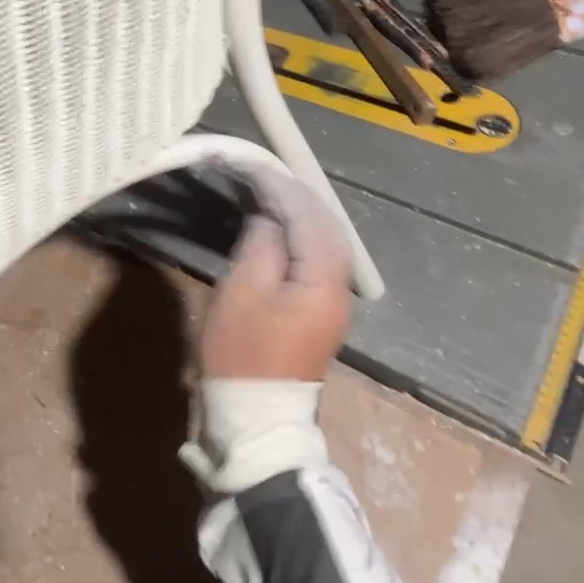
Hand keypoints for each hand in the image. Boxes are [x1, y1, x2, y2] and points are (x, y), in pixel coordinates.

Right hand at [199, 183, 353, 380]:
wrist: (257, 415)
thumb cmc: (243, 352)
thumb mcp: (243, 291)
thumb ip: (262, 244)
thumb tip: (269, 216)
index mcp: (323, 280)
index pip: (309, 216)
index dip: (281, 187)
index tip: (253, 167)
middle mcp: (340, 286)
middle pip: (327, 225)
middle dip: (295, 195)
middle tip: (260, 175)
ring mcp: (335, 301)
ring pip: (326, 241)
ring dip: (300, 213)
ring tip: (267, 193)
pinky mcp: (322, 311)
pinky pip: (319, 258)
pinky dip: (301, 234)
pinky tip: (279, 228)